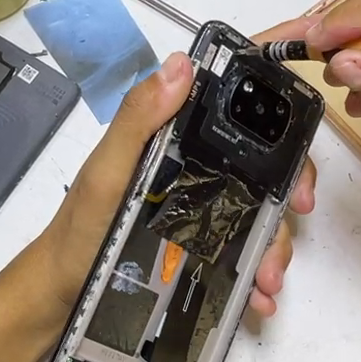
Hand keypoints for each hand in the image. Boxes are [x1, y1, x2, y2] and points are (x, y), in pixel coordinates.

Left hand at [34, 52, 317, 321]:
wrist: (63, 292)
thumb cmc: (81, 228)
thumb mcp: (106, 172)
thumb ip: (138, 120)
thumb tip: (182, 63)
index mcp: (176, 137)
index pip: (233, 106)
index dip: (276, 109)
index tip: (297, 137)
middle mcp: (196, 167)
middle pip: (264, 163)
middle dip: (289, 187)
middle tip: (297, 213)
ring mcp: (203, 207)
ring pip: (262, 211)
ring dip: (275, 243)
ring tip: (267, 279)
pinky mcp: (204, 245)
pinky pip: (245, 251)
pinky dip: (257, 273)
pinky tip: (257, 297)